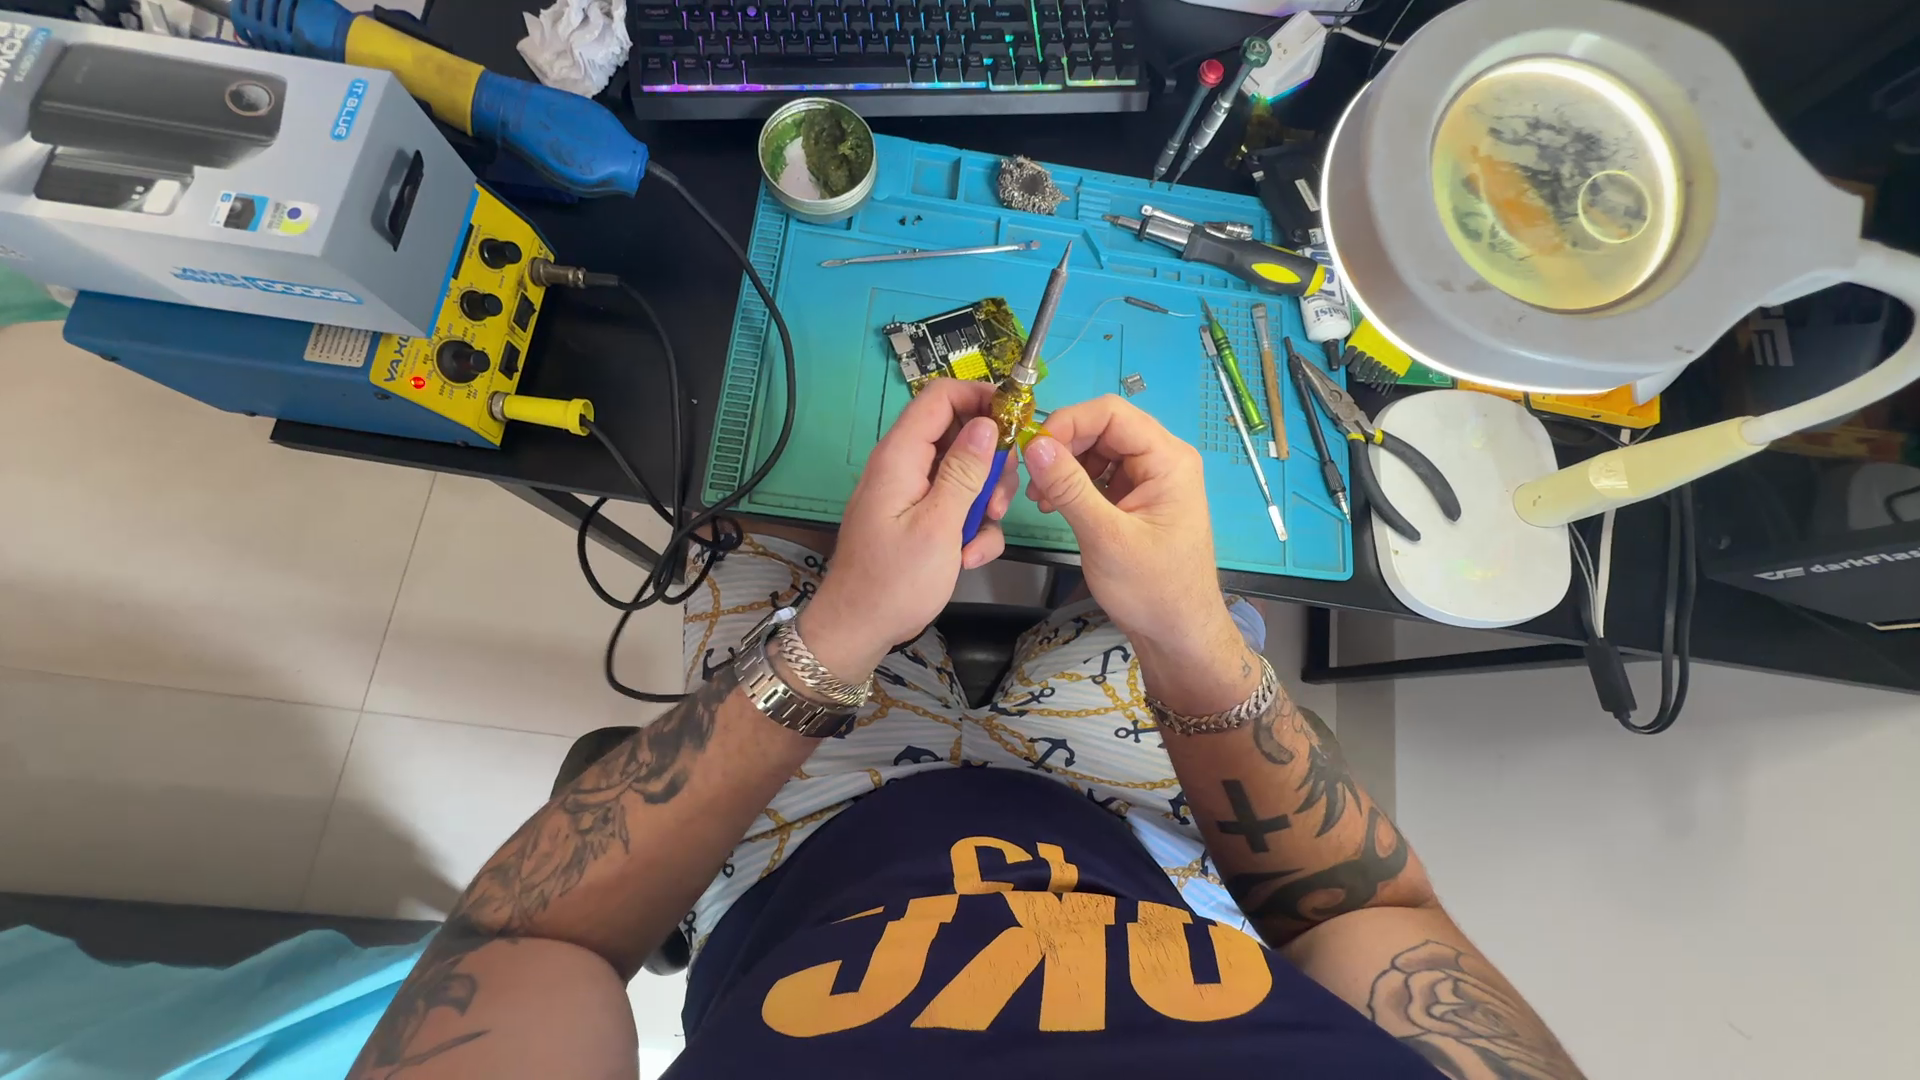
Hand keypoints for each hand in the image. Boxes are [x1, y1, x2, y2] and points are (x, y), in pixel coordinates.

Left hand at [801, 378, 1017, 681]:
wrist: (860, 628)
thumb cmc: (896, 579)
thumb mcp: (939, 525)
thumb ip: (964, 471)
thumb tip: (986, 423)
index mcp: (901, 456)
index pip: (940, 397)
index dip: (980, 397)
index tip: (1016, 420)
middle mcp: (905, 466)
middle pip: (960, 436)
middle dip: (991, 465)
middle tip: (1002, 499)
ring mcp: (913, 494)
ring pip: (966, 475)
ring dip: (985, 505)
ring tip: (981, 538)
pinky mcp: (920, 519)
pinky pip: (956, 507)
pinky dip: (971, 530)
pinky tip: (969, 559)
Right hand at [1022, 395, 1254, 711]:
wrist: (1178, 634)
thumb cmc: (1151, 589)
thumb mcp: (1106, 537)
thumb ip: (1070, 488)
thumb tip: (1033, 445)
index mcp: (1168, 459)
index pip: (1111, 413)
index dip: (1068, 423)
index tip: (1033, 451)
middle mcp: (1162, 459)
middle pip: (1103, 427)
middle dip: (1063, 446)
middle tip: (1031, 479)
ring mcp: (1150, 478)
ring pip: (1098, 449)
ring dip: (1065, 466)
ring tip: (1040, 499)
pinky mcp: (1137, 497)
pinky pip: (1100, 473)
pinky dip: (1074, 483)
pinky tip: (1055, 505)